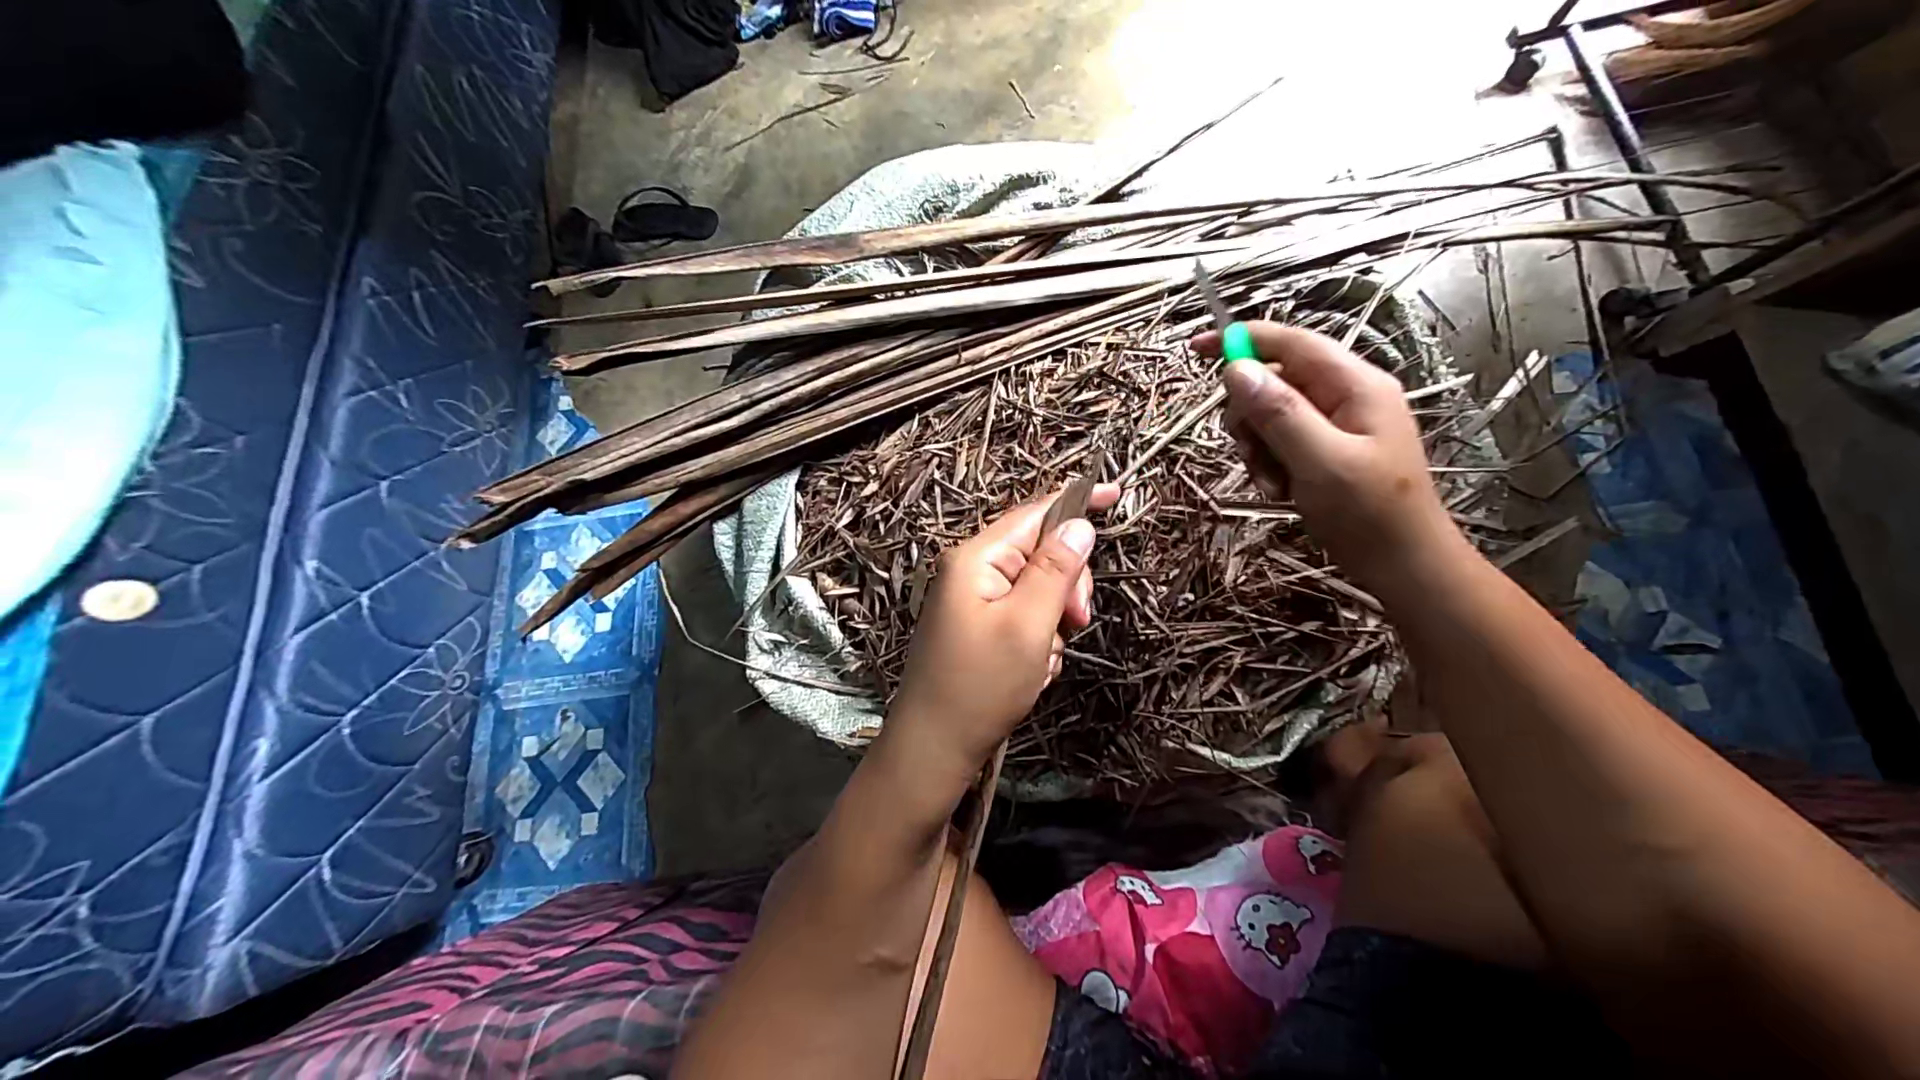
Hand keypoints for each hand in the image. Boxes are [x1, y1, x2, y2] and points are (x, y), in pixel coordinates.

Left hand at [884, 484, 1121, 780]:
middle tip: (1073, 623)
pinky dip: (1038, 640)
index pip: (1033, 514)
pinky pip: (1025, 618)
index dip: (1076, 503)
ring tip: (1041, 658)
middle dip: (1066, 587)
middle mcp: (971, 571)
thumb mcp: (1028, 624)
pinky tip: (1031, 669)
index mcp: (975, 559)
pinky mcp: (979, 627)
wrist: (934, 747)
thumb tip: (1080, 524)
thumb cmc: (979, 685)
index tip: (1115, 494)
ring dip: (1053, 621)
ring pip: (1039, 590)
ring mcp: (973, 600)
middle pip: (1040, 554)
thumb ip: (1056, 570)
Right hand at [1192, 322, 1463, 592]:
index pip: (1290, 344)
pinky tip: (1281, 490)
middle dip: (1250, 415)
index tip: (1196, 349)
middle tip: (1250, 451)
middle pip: (1274, 382)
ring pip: (1271, 416)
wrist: (1405, 566)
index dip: (1242, 339)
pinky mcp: (1326, 450)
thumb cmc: (1370, 514)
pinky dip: (1270, 464)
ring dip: (1258, 448)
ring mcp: (1337, 425)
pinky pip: (1280, 443)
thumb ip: (1279, 413)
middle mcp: (1346, 396)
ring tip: (1273, 482)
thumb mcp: (1320, 461)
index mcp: (1355, 385)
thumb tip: (1235, 369)